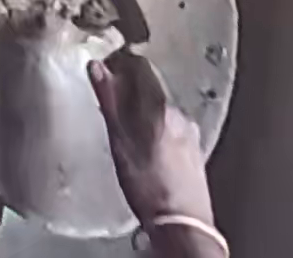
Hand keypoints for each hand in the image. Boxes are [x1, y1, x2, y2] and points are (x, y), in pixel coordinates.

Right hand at [88, 49, 213, 224]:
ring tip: (126, 123)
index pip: (141, 65)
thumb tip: (96, 65)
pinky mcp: (196, 149)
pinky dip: (156, 122)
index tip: (105, 70)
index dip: (121, 62)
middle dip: (131, 85)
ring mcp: (191, 131)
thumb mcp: (119, 141)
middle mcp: (181, 112)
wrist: (184, 229)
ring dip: (143, 105)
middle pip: (152, 84)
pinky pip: (171, 122)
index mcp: (161, 105)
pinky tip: (146, 141)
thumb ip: (109, 100)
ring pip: (161, 104)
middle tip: (111, 99)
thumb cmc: (146, 183)